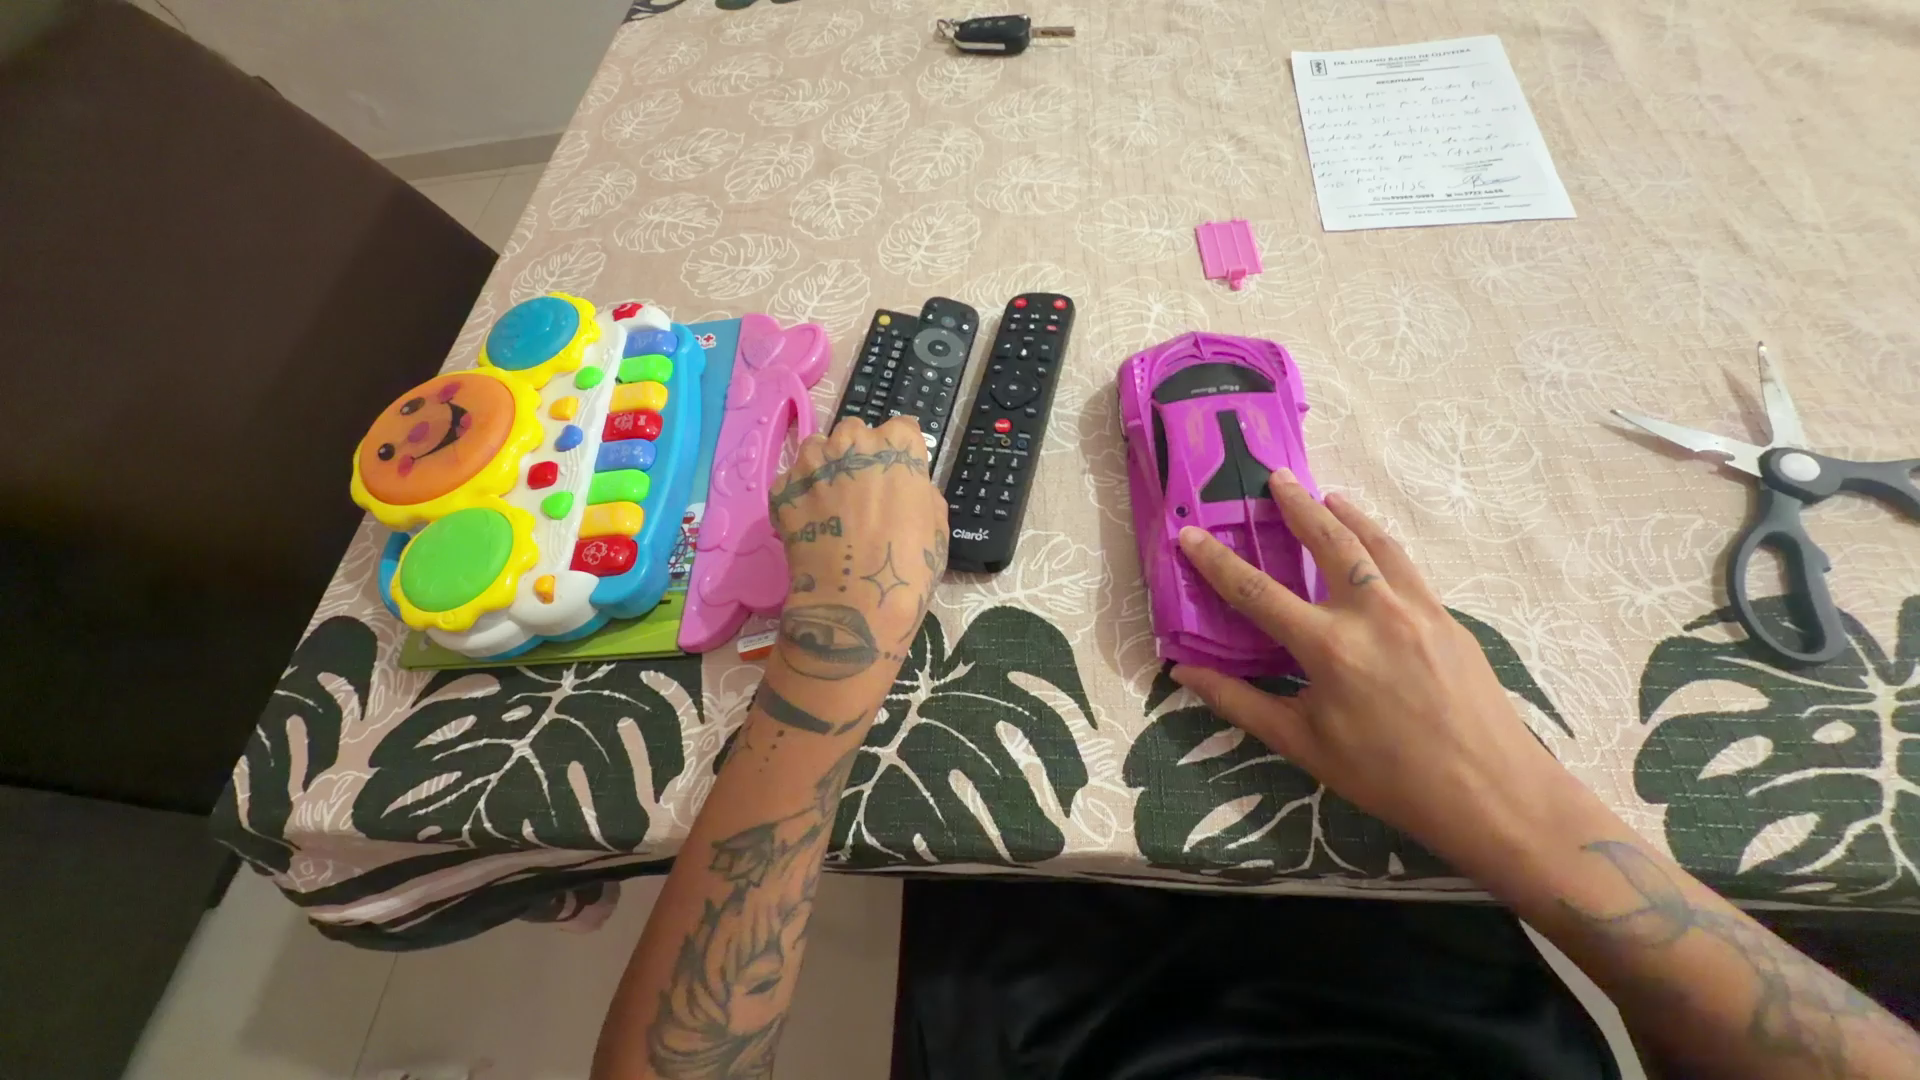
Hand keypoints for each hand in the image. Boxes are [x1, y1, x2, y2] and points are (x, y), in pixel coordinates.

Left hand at [767, 416, 947, 682]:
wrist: (856, 601)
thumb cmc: (910, 564)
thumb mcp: (937, 522)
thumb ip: (920, 489)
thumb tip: (907, 484)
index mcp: (896, 444)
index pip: (902, 428)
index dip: (901, 452)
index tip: (898, 473)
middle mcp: (851, 441)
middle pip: (855, 432)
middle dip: (859, 452)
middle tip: (863, 489)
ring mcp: (811, 462)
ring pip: (818, 449)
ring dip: (826, 467)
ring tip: (832, 504)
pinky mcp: (783, 488)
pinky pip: (793, 481)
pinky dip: (801, 495)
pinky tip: (812, 523)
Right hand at [1171, 468, 1584, 872]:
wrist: (1494, 795)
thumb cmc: (1387, 776)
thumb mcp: (1302, 744)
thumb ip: (1240, 702)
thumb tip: (1184, 673)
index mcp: (1328, 647)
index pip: (1255, 592)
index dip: (1216, 561)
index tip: (1189, 533)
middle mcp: (1372, 614)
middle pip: (1327, 541)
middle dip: (1296, 506)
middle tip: (1275, 477)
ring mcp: (1417, 609)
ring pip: (1375, 543)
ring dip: (1346, 513)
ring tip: (1326, 493)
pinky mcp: (1448, 618)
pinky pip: (1406, 565)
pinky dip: (1381, 542)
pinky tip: (1373, 542)